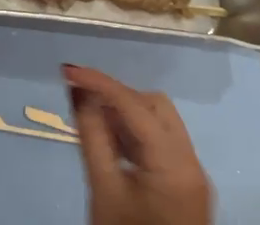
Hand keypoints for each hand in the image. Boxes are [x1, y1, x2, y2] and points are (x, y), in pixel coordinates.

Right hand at [65, 65, 211, 224]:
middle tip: (82, 98)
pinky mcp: (185, 187)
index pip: (135, 105)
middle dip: (118, 96)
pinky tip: (109, 140)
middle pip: (157, 107)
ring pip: (161, 122)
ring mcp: (192, 176)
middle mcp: (192, 163)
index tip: (67, 71)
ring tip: (91, 118)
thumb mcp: (103, 188)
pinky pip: (161, 143)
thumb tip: (79, 92)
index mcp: (174, 164)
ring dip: (126, 113)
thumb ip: (92, 135)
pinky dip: (134, 133)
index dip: (100, 82)